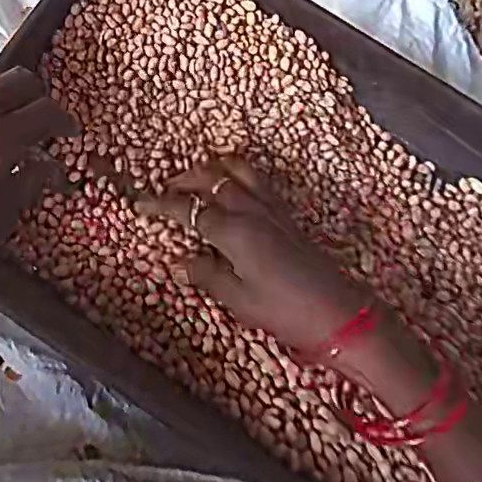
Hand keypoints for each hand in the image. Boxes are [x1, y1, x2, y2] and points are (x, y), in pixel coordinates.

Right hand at [135, 156, 377, 354]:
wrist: (341, 314)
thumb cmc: (285, 311)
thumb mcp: (238, 300)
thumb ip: (205, 273)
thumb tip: (181, 259)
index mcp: (233, 231)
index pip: (187, 209)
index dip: (161, 204)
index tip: (141, 204)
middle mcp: (250, 211)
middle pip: (210, 180)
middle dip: (183, 180)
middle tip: (165, 189)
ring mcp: (270, 209)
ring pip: (236, 170)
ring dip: (211, 168)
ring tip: (197, 177)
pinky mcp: (286, 214)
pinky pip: (257, 179)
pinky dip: (237, 172)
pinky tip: (231, 184)